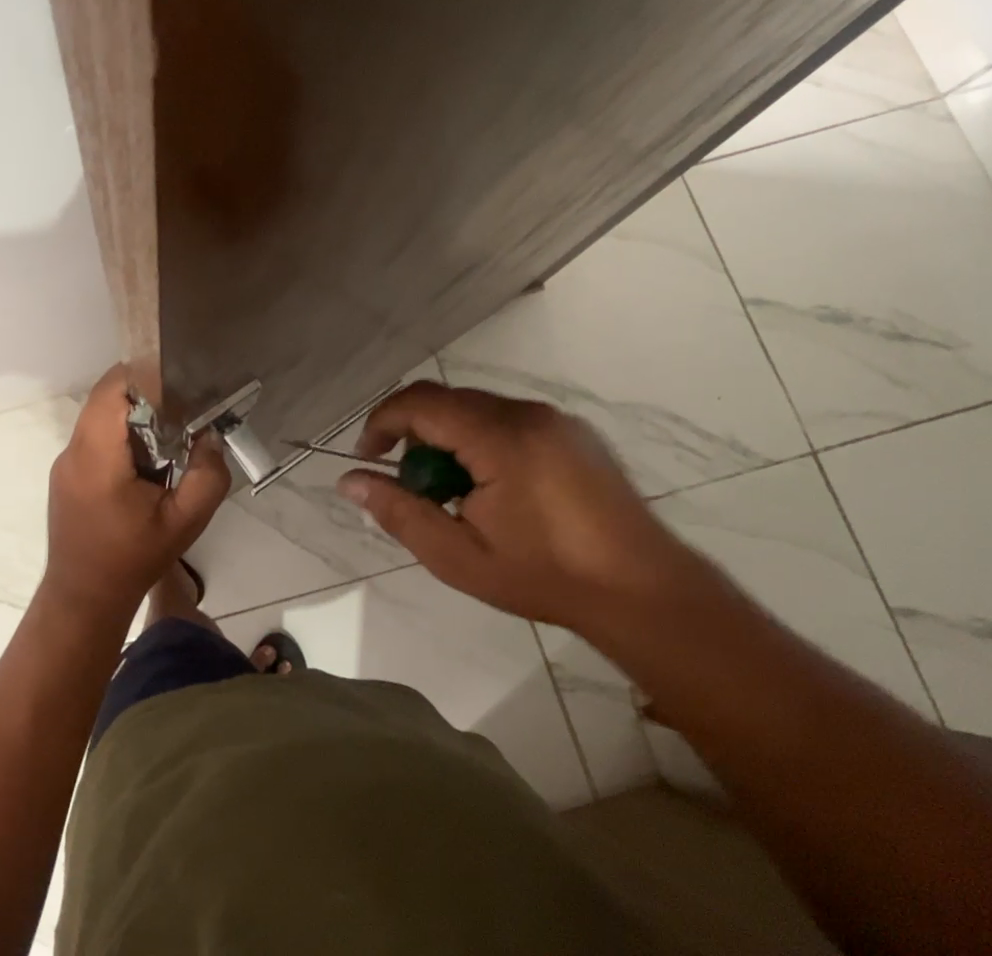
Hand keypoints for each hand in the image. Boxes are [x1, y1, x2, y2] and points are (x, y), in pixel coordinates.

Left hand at [42, 365, 231, 613]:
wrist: (85, 598)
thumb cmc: (133, 560)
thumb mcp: (185, 522)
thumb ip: (207, 477)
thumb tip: (209, 438)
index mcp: (97, 456)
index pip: (112, 388)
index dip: (145, 375)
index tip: (181, 383)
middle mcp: (73, 452)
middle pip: (105, 399)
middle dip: (145, 396)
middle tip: (183, 411)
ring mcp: (65, 464)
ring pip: (98, 418)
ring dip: (133, 419)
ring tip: (170, 438)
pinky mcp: (65, 477)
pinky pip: (93, 440)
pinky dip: (120, 439)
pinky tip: (147, 465)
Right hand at [336, 381, 711, 628]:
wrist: (642, 590)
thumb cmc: (544, 576)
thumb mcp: (457, 555)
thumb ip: (399, 511)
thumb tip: (349, 480)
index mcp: (500, 438)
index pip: (420, 403)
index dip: (381, 423)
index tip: (366, 459)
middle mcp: (530, 415)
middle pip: (448, 401)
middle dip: (414, 434)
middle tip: (408, 485)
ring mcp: (558, 421)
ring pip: (478, 410)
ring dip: (448, 439)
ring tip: (451, 494)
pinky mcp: (575, 435)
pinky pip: (509, 421)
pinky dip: (481, 442)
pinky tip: (492, 490)